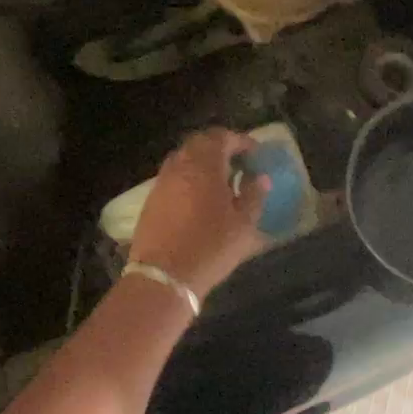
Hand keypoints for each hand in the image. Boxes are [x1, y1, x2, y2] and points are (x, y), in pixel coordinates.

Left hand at [128, 129, 270, 298]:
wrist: (163, 276)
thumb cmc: (210, 247)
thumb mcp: (243, 225)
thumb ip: (254, 196)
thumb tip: (260, 178)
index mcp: (204, 164)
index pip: (222, 137)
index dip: (241, 141)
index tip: (255, 153)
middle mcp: (180, 165)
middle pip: (200, 142)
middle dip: (220, 147)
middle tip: (238, 162)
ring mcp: (162, 181)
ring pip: (184, 158)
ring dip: (202, 162)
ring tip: (220, 180)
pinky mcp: (152, 198)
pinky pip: (173, 176)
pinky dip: (188, 177)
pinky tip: (199, 197)